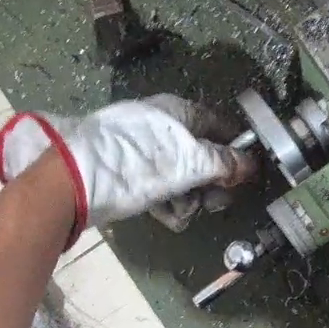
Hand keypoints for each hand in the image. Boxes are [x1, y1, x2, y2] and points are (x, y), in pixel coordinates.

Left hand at [0, 95, 256, 236]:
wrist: (77, 179)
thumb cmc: (140, 163)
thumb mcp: (190, 162)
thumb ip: (224, 163)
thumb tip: (251, 164)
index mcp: (179, 112)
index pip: (220, 126)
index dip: (236, 152)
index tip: (244, 177)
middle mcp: (162, 127)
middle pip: (202, 157)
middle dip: (209, 184)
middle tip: (210, 203)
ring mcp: (143, 150)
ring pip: (181, 177)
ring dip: (187, 200)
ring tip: (179, 211)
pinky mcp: (128, 173)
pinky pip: (159, 188)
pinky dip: (165, 203)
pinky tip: (163, 215)